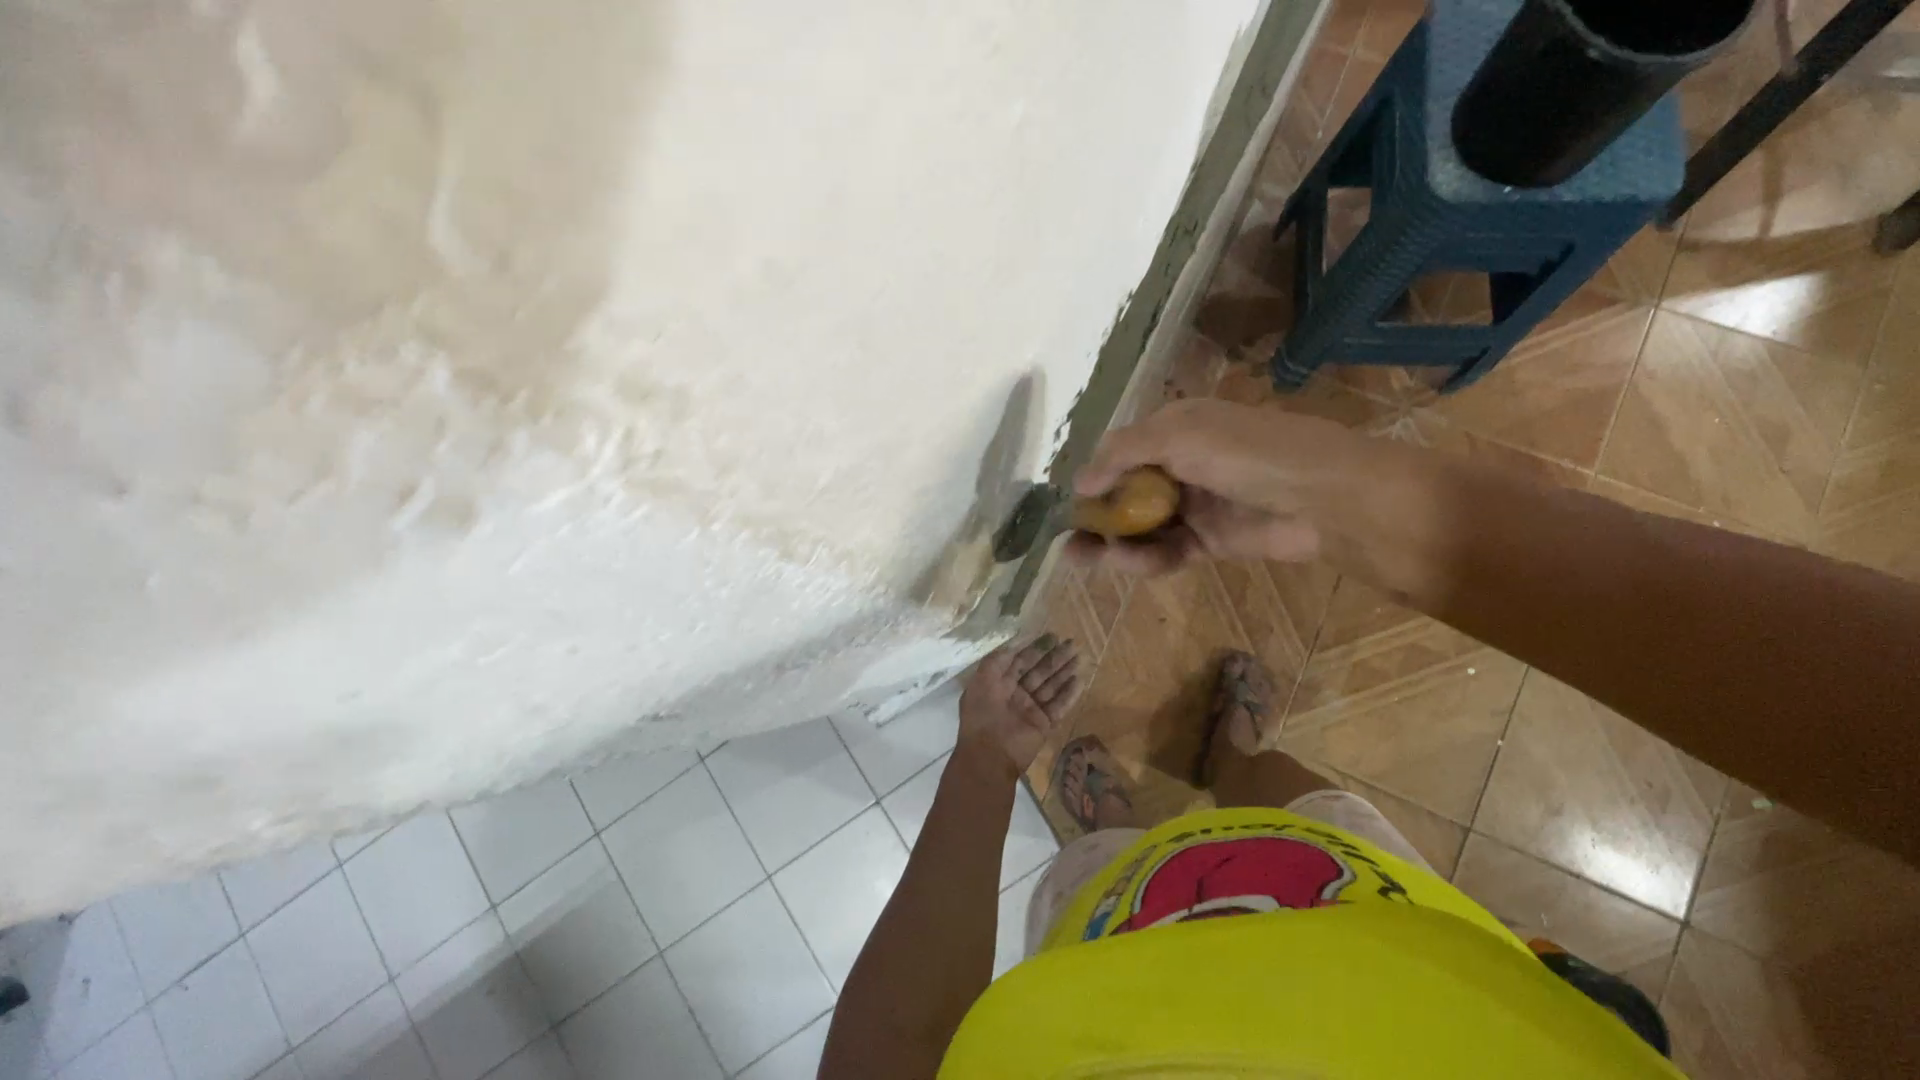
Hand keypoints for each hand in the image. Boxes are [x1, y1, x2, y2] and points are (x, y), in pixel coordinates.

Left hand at [956, 635, 1080, 779]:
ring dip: (1065, 671)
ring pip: (1051, 686)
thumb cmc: (982, 714)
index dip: (1036, 648)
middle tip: (1072, 643)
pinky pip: (1059, 706)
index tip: (1052, 636)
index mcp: (999, 683)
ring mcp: (1031, 709)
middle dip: (1054, 657)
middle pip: (1039, 671)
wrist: (989, 754)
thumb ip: (997, 661)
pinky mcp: (1044, 724)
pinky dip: (1069, 693)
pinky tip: (1080, 679)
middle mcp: (1017, 694)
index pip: (1021, 661)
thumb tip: (1015, 643)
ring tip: (1079, 656)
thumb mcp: (981, 681)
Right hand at [1066, 398, 1368, 576]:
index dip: (1097, 474)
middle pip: (1129, 491)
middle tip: (1068, 541)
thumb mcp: (1179, 435)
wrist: (1325, 498)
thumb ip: (1122, 454)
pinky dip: (1146, 558)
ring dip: (1114, 541)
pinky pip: (1170, 549)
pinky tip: (1125, 562)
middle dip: (1097, 515)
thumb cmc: (1249, 453)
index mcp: (1178, 427)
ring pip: (1145, 525)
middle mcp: (1185, 463)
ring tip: (1082, 557)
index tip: (1071, 500)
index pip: (1124, 449)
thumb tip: (1079, 482)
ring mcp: (1199, 503)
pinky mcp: (1213, 540)